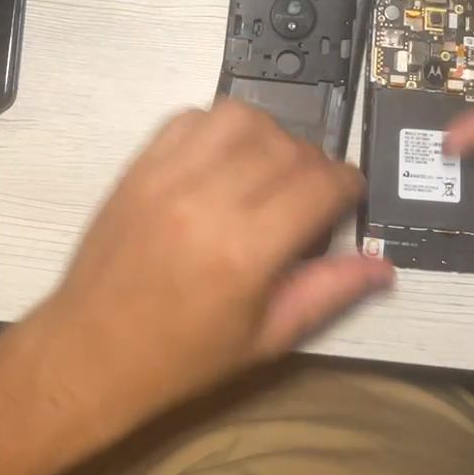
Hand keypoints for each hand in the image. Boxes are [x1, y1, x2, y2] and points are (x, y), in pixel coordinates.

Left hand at [33, 100, 393, 424]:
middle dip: (314, 164)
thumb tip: (384, 266)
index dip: (348, 183)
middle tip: (311, 194)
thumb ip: (329, 292)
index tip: (350, 194)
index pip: (320, 184)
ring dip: (269, 135)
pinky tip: (224, 158)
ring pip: (242, 117)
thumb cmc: (182, 358)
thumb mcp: (266, 339)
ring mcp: (168, 175)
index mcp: (244, 251)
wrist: (88, 353)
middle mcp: (208, 199)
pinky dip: (219, 126)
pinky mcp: (140, 164)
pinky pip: (191, 116)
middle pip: (287, 147)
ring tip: (268, 168)